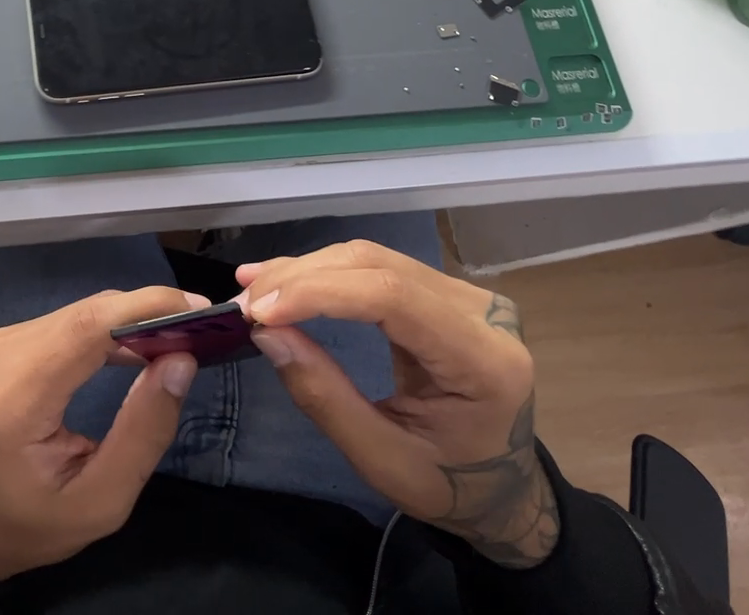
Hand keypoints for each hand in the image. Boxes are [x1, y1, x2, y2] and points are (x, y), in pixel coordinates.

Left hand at [0, 287, 204, 579]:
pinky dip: (111, 326)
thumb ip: (143, 432)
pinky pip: (71, 321)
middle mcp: (4, 355)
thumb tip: (181, 360)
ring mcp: (2, 343)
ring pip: (83, 311)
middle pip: (88, 313)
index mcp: (18, 396)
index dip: (146, 308)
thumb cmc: (33, 523)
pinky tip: (142, 344)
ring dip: (133, 318)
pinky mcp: (9, 341)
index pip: (87, 328)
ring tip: (182, 335)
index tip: (200, 309)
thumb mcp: (102, 501)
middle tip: (204, 326)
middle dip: (150, 311)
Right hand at [236, 241, 557, 567]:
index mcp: (482, 359)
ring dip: (306, 270)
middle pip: (377, 266)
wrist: (504, 490)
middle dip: (302, 277)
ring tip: (252, 288)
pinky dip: (325, 273)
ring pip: (372, 258)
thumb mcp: (382, 460)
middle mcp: (481, 312)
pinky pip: (377, 269)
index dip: (319, 294)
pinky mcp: (445, 293)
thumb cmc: (449, 486)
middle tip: (244, 302)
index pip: (392, 297)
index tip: (259, 311)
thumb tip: (266, 332)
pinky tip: (284, 279)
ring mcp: (466, 295)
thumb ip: (324, 396)